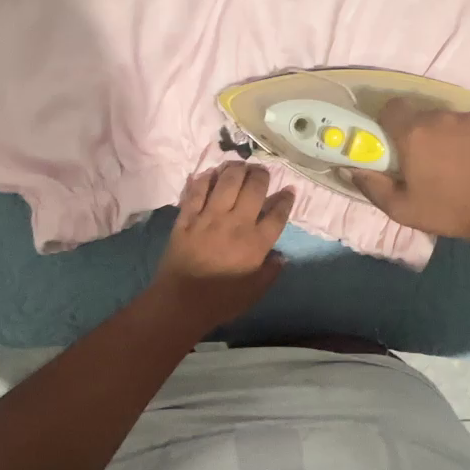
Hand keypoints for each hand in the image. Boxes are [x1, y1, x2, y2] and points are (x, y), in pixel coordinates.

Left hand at [151, 162, 294, 326]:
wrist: (181, 303)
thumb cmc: (221, 302)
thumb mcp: (254, 293)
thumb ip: (270, 272)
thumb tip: (282, 256)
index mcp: (256, 243)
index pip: (277, 213)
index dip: (285, 199)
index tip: (288, 191)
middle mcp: (236, 223)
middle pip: (254, 188)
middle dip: (261, 175)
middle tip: (261, 172)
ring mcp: (209, 217)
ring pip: (227, 181)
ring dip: (236, 169)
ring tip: (239, 166)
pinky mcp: (187, 217)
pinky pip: (197, 190)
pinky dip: (205, 179)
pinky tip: (211, 174)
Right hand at [350, 99, 469, 246]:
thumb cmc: (450, 211)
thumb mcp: (402, 209)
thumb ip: (372, 186)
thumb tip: (350, 168)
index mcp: (415, 133)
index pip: (391, 107)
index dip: (388, 121)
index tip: (391, 141)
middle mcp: (443, 116)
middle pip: (423, 116)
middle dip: (420, 133)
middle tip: (426, 162)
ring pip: (452, 121)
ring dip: (449, 137)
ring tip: (459, 165)